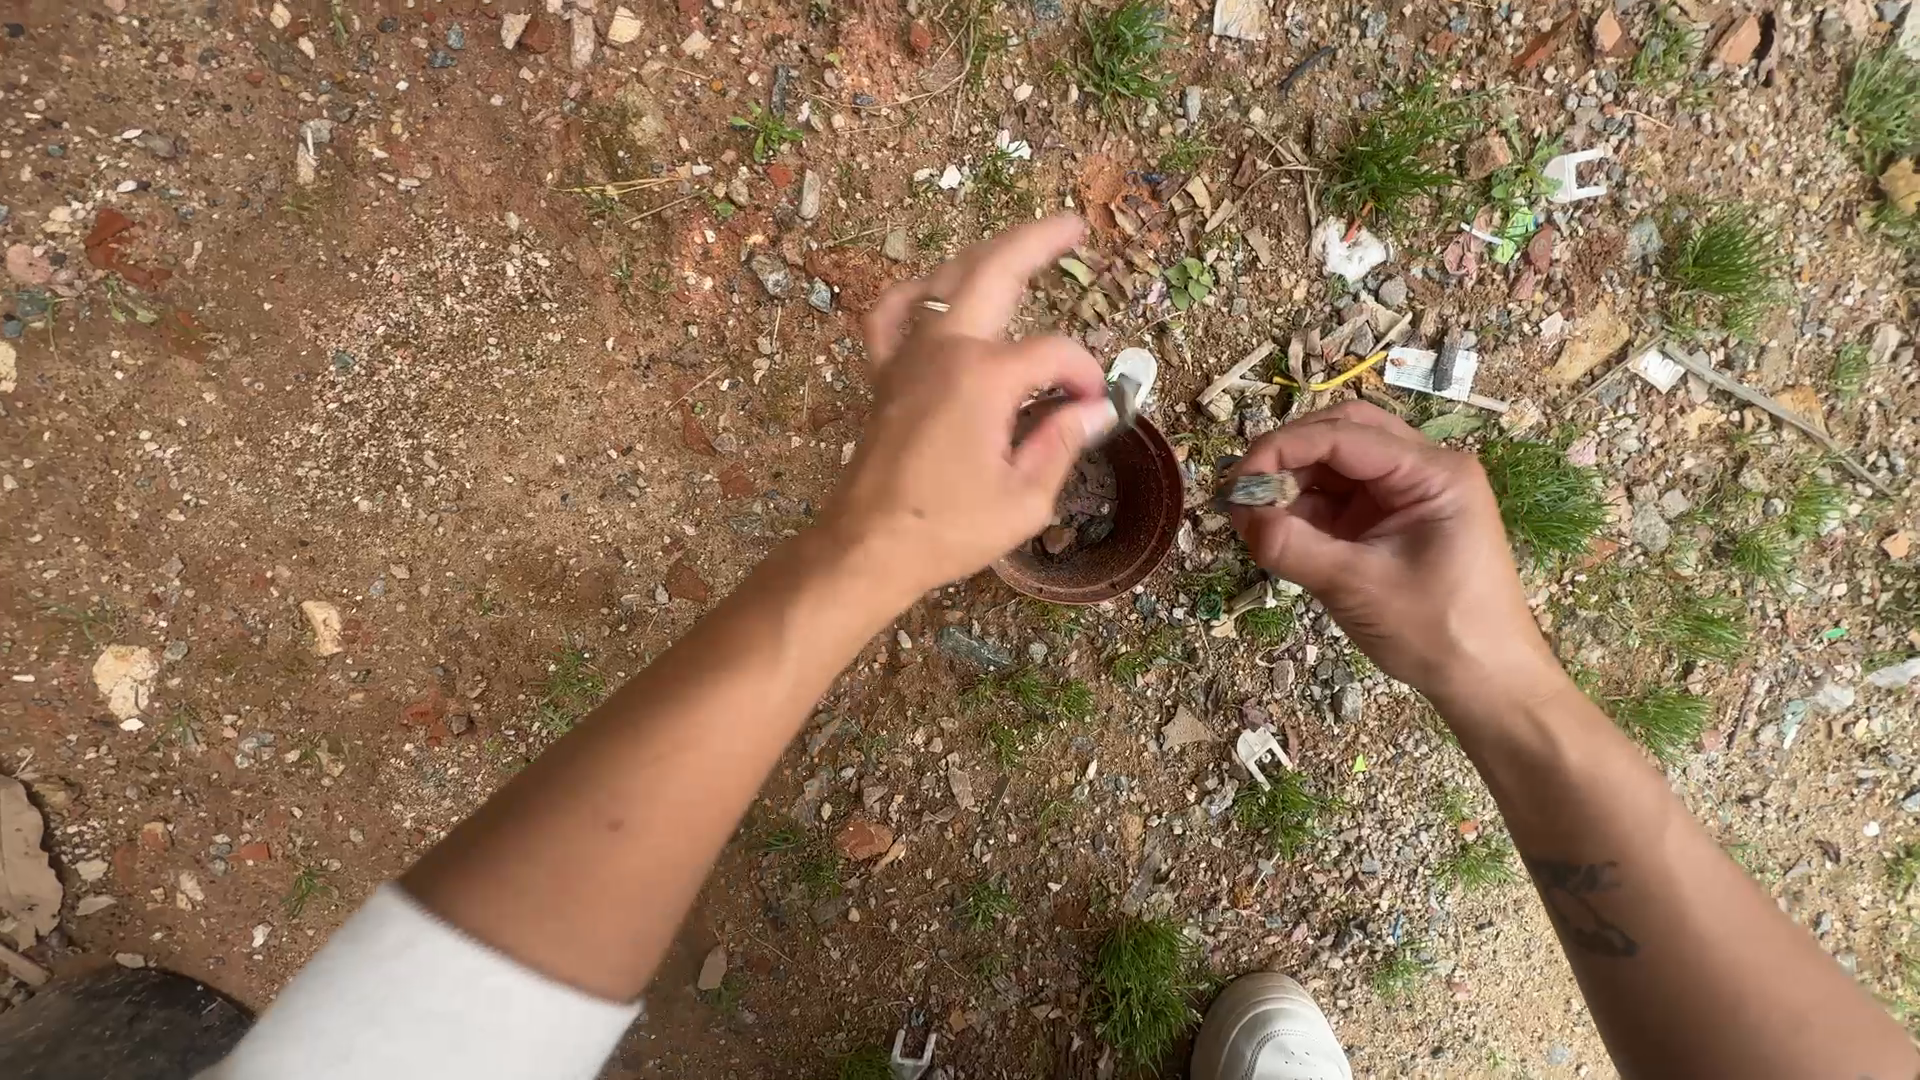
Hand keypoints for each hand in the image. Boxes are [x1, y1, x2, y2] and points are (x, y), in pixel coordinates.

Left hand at [821, 216, 1117, 599]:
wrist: (870, 545)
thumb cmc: (949, 530)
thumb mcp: (1025, 499)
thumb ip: (1062, 444)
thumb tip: (1095, 411)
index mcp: (986, 377)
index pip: (1056, 354)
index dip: (1085, 377)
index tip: (1093, 409)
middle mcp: (945, 350)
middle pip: (995, 271)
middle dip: (1039, 241)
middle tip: (1073, 227)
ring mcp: (907, 356)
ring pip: (944, 281)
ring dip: (982, 258)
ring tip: (1014, 250)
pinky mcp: (884, 375)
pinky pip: (890, 316)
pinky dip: (912, 296)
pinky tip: (932, 293)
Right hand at [1227, 402, 1566, 709]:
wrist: (1482, 680)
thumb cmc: (1434, 630)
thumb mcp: (1355, 587)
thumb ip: (1292, 547)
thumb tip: (1238, 515)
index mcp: (1431, 473)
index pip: (1343, 435)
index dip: (1282, 448)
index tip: (1236, 482)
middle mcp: (1419, 470)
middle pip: (1340, 432)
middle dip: (1286, 453)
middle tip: (1244, 488)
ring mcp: (1400, 494)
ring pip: (1333, 461)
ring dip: (1289, 480)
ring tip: (1251, 514)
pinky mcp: (1383, 520)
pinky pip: (1333, 495)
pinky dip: (1298, 506)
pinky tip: (1273, 528)